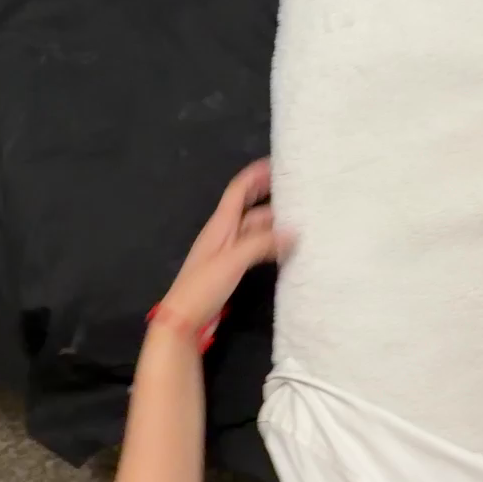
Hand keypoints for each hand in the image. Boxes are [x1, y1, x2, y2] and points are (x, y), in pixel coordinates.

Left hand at [155, 159, 290, 338]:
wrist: (183, 318)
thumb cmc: (204, 285)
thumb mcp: (233, 260)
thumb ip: (263, 244)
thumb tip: (293, 232)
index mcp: (221, 223)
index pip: (238, 189)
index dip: (255, 174)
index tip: (276, 164)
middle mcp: (224, 231)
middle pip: (248, 207)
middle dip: (268, 195)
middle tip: (295, 189)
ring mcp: (227, 250)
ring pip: (254, 228)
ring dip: (273, 222)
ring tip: (299, 217)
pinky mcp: (231, 267)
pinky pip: (255, 246)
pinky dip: (270, 242)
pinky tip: (285, 247)